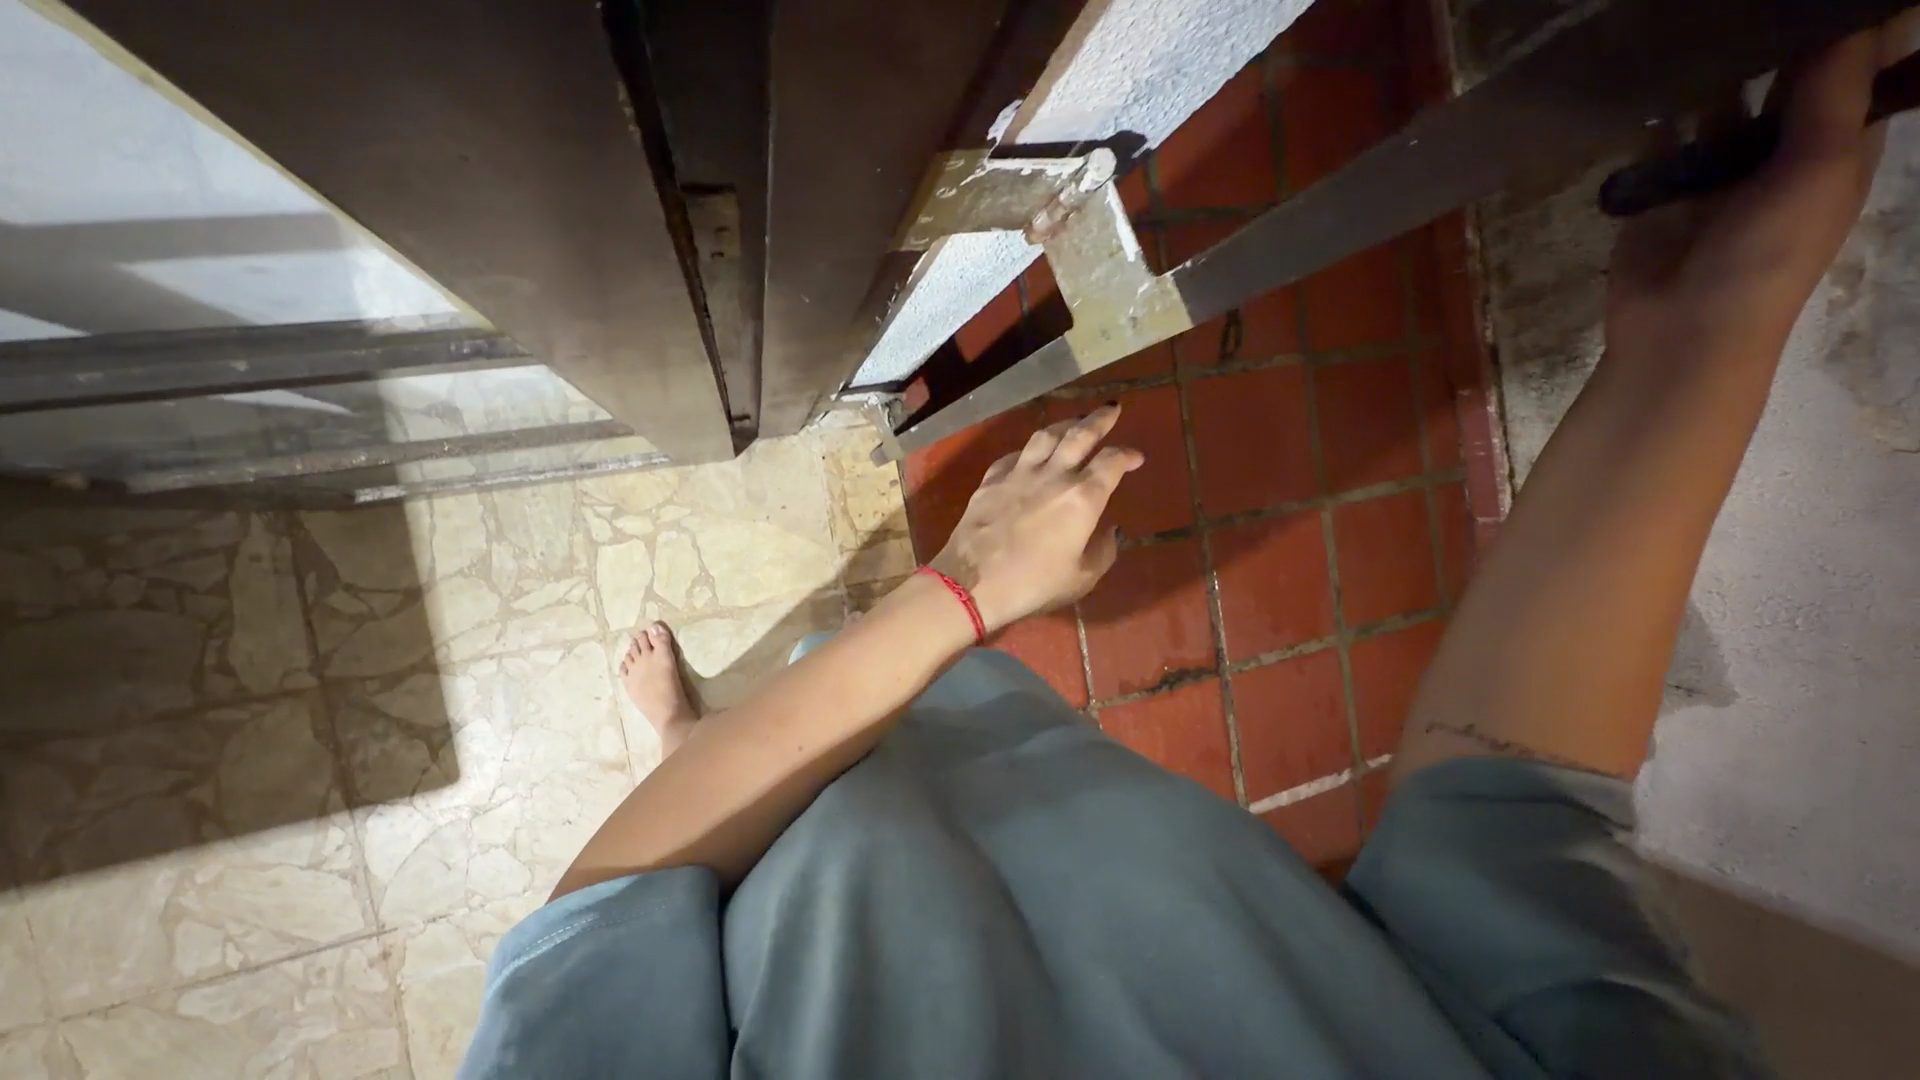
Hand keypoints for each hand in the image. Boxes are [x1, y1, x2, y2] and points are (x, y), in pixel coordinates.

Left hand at [930, 403, 1143, 632]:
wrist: (973, 582)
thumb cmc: (1033, 584)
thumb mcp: (1081, 578)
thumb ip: (1102, 551)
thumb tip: (1110, 532)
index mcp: (1082, 498)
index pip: (1112, 463)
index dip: (1127, 455)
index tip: (1136, 457)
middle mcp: (1053, 475)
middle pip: (1080, 435)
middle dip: (1099, 419)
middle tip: (1112, 408)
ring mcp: (1018, 474)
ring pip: (1045, 436)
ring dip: (1064, 424)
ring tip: (1074, 422)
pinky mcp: (991, 480)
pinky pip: (1013, 455)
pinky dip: (1028, 450)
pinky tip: (1029, 453)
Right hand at [1608, 24, 1911, 354]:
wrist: (1681, 331)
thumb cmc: (1766, 255)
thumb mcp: (1817, 168)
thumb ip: (1831, 91)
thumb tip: (1849, 14)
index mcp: (1835, 142)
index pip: (1855, 63)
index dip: (1850, 23)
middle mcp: (1776, 148)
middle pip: (1782, 76)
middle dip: (1774, 35)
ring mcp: (1711, 170)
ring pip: (1716, 102)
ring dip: (1708, 68)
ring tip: (1689, 17)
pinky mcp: (1654, 189)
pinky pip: (1654, 140)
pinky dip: (1649, 113)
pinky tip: (1642, 74)